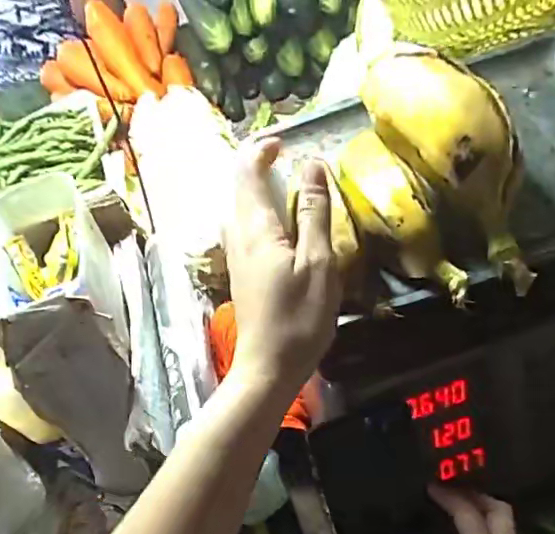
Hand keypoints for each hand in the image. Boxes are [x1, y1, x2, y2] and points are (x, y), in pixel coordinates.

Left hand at [225, 138, 341, 398]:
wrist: (268, 369)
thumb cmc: (298, 319)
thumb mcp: (317, 264)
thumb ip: (314, 213)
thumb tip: (312, 165)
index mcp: (256, 229)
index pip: (247, 170)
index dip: (263, 149)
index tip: (287, 143)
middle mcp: (238, 239)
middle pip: (240, 189)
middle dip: (262, 168)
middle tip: (293, 166)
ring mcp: (236, 260)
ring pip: (242, 212)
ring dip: (262, 195)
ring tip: (292, 195)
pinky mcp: (242, 278)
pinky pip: (247, 234)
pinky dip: (263, 220)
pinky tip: (284, 233)